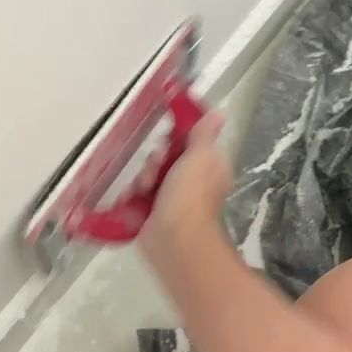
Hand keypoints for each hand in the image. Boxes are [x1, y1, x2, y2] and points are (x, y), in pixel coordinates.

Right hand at [140, 112, 231, 271]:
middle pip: (166, 159)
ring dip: (142, 178)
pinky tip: (132, 198)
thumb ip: (204, 134)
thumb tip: (219, 113)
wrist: (173, 238)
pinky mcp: (152, 215)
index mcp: (209, 168)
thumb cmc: (190, 194)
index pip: (191, 145)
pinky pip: (138, 197)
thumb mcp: (200, 156)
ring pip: (149, 177)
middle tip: (156, 164)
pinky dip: (133, 196)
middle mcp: (192, 184)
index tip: (167, 137)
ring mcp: (171, 201)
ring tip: (144, 188)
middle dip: (155, 159)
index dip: (177, 138)